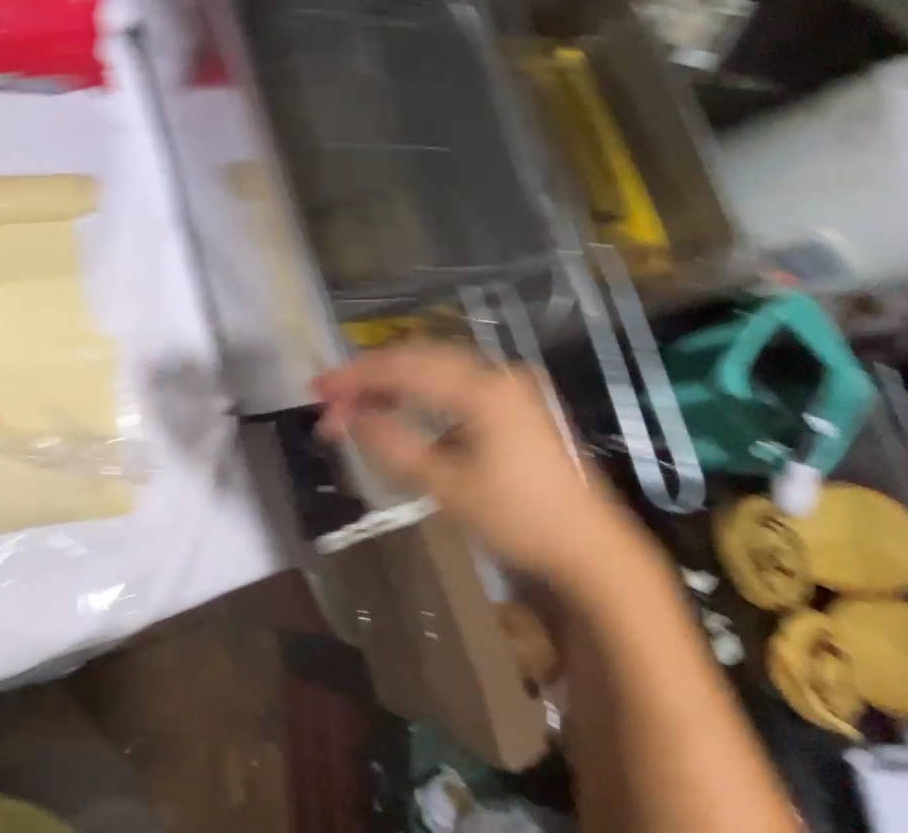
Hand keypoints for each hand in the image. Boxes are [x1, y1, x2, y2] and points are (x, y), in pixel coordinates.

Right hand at [312, 341, 632, 583]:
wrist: (591, 550)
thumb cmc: (517, 519)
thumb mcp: (444, 484)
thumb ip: (388, 443)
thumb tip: (342, 417)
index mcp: (482, 390)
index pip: (402, 369)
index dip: (354, 378)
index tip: (316, 392)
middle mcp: (498, 374)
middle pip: (418, 358)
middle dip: (368, 375)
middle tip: (329, 396)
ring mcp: (512, 386)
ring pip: (436, 366)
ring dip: (392, 380)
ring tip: (355, 402)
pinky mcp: (517, 402)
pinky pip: (455, 380)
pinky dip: (419, 388)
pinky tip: (399, 405)